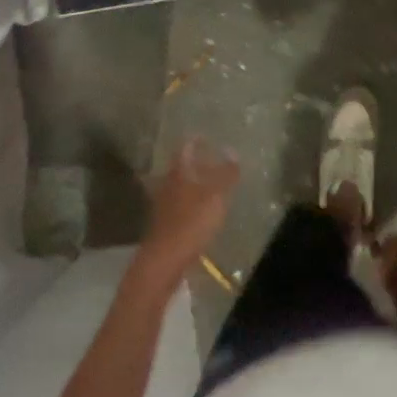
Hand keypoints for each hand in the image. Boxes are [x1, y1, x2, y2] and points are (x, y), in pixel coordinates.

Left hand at [132, 137, 239, 295]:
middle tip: (210, 158)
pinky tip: (200, 210)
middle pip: (180, 168)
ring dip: (192, 183)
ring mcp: (163, 207)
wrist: (164, 262)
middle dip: (194, 162)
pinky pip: (179, 205)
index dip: (194, 141)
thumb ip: (225, 174)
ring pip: (179, 187)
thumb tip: (233, 150)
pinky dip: (190, 202)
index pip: (185, 149)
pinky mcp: (165, 225)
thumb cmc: (191, 223)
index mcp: (178, 174)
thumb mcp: (216, 197)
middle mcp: (167, 186)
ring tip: (209, 183)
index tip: (204, 135)